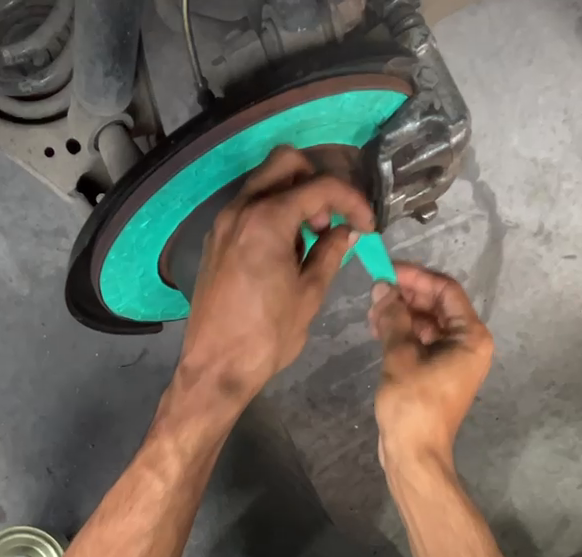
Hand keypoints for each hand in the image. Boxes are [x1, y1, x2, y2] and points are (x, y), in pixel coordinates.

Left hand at [178, 146, 375, 406]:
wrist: (216, 368)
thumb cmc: (266, 337)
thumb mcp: (308, 295)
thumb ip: (330, 254)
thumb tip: (346, 232)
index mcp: (266, 220)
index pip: (320, 187)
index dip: (352, 201)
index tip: (367, 224)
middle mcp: (240, 210)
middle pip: (284, 163)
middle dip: (316, 183)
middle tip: (329, 223)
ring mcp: (222, 224)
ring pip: (263, 184)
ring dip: (293, 198)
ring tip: (309, 241)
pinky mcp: (215, 242)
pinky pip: (247, 208)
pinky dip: (271, 214)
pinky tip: (284, 251)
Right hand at [369, 264, 493, 472]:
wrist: (414, 454)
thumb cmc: (413, 405)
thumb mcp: (400, 357)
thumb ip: (393, 318)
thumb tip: (383, 288)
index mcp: (471, 337)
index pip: (446, 291)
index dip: (416, 278)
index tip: (386, 271)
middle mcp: (468, 345)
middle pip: (437, 307)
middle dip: (406, 297)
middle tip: (375, 294)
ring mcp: (453, 361)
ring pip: (427, 325)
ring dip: (401, 315)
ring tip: (372, 314)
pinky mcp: (437, 374)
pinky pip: (422, 343)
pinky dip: (402, 334)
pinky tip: (379, 330)